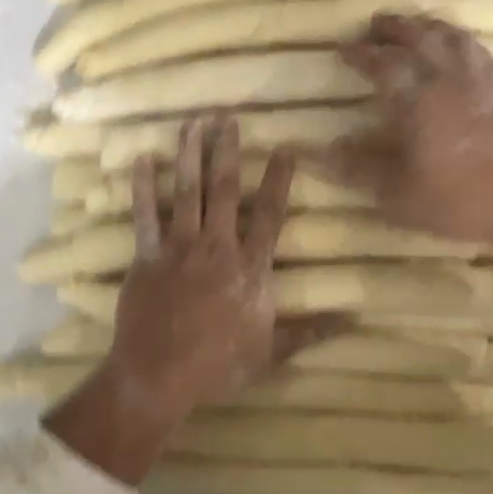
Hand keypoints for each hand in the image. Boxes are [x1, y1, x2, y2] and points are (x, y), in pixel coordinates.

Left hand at [46, 117, 345, 484]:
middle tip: (227, 117)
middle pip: (226, 191)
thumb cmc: (217, 369)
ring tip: (192, 123)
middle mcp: (218, 249)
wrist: (159, 377)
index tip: (285, 148)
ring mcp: (180, 250)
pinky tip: (141, 158)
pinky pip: (144, 215)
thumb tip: (351, 320)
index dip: (279, 180)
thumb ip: (308, 332)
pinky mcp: (147, 258)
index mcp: (251, 270)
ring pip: (187, 193)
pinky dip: (142, 186)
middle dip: (227, 151)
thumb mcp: (270, 354)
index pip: (271, 215)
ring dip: (189, 155)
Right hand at [314, 13, 492, 250]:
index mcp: (419, 103)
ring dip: (431, 27)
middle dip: (396, 28)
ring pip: (455, 40)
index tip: (343, 47)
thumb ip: (360, 168)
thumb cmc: (455, 202)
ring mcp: (481, 85)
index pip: (385, 65)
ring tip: (416, 25)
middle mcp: (450, 83)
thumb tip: (325, 151)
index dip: (362, 53)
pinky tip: (460, 47)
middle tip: (375, 23)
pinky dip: (463, 43)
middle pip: (422, 40)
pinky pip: (480, 54)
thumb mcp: (396, 194)